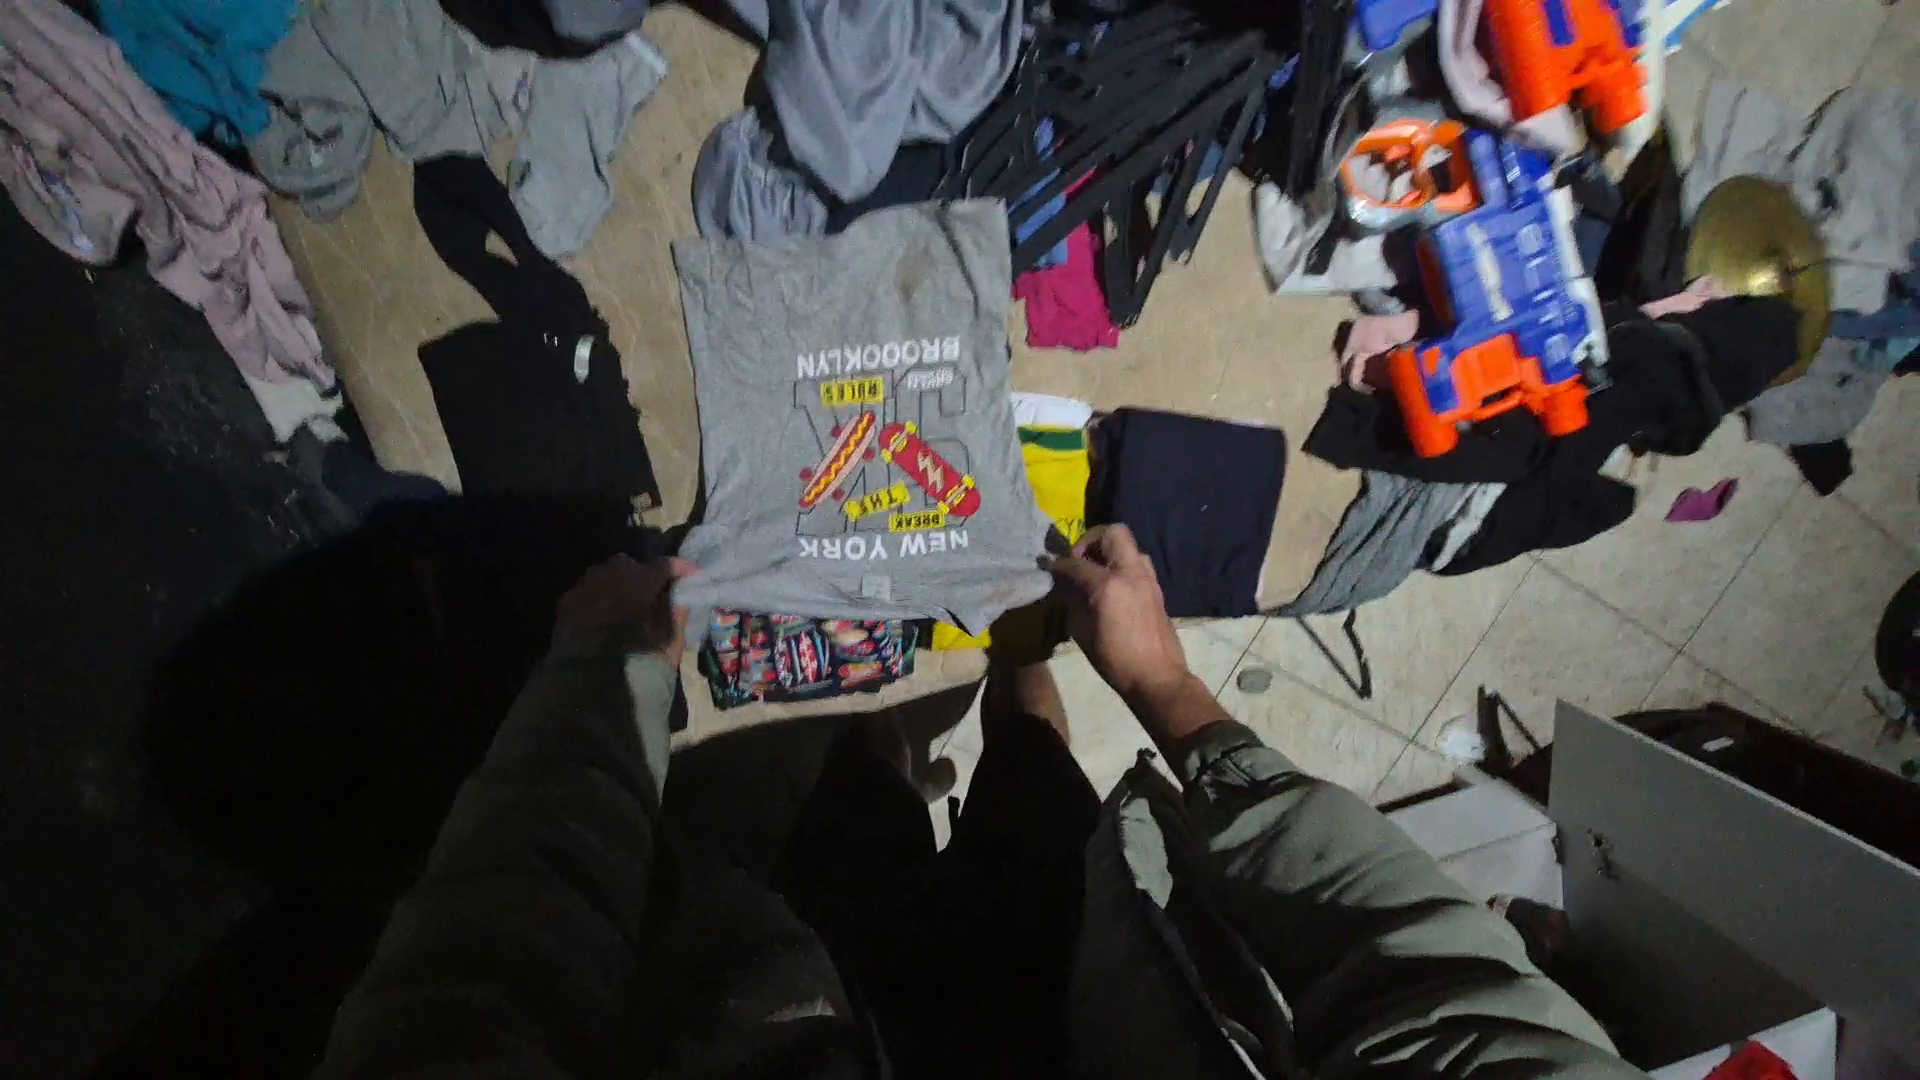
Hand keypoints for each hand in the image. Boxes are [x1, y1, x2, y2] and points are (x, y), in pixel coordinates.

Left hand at [552, 555, 693, 658]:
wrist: (584, 681)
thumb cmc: (634, 659)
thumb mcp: (669, 640)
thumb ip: (676, 613)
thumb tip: (679, 597)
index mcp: (639, 583)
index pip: (663, 565)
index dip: (680, 568)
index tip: (691, 574)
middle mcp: (610, 576)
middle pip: (630, 564)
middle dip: (642, 574)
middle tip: (652, 592)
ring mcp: (585, 587)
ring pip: (605, 574)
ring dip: (618, 584)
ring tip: (625, 604)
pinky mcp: (567, 602)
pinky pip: (587, 591)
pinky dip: (598, 598)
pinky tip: (603, 615)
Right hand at [1042, 525, 1191, 705]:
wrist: (1156, 676)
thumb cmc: (1113, 658)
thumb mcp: (1081, 630)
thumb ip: (1072, 600)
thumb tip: (1064, 584)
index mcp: (1107, 585)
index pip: (1075, 563)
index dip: (1057, 564)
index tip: (1046, 565)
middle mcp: (1130, 572)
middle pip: (1112, 532)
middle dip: (1090, 540)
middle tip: (1079, 561)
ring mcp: (1147, 578)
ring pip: (1128, 545)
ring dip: (1108, 552)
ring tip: (1094, 573)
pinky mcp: (1156, 587)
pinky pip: (1136, 562)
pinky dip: (1120, 565)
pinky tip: (1110, 587)